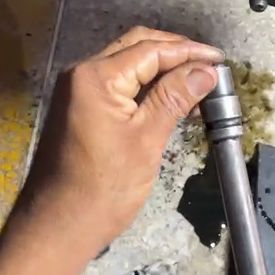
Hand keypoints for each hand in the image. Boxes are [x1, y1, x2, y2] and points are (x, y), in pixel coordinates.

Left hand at [15, 28, 222, 260]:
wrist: (57, 228)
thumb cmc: (103, 189)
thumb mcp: (146, 140)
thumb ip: (174, 98)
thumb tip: (205, 71)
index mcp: (96, 75)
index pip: (150, 50)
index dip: (187, 51)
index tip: (218, 58)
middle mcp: (83, 71)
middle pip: (137, 46)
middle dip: (174, 52)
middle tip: (208, 65)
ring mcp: (78, 87)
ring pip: (128, 62)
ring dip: (161, 68)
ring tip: (196, 81)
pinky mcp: (80, 104)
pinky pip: (118, 81)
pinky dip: (144, 84)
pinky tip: (169, 96)